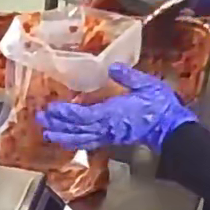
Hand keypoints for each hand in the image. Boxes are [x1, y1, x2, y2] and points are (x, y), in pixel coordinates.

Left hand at [37, 63, 196, 150]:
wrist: (169, 128)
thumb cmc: (159, 105)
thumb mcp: (146, 84)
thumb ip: (127, 76)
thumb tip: (111, 67)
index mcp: (111, 113)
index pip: (81, 115)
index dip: (64, 113)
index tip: (50, 108)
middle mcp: (105, 127)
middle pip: (75, 128)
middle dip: (56, 124)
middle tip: (39, 119)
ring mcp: (107, 135)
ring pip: (79, 138)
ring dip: (61, 135)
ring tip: (46, 132)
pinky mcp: (110, 140)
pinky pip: (88, 142)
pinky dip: (74, 142)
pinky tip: (66, 140)